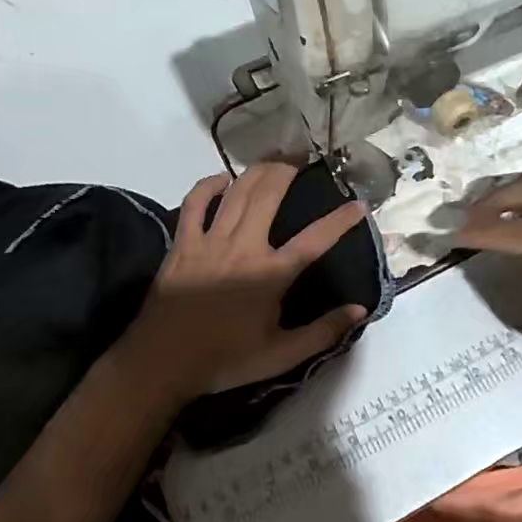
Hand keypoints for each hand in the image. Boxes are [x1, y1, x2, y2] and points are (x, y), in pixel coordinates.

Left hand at [115, 165, 368, 400]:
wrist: (161, 363)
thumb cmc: (226, 360)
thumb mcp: (282, 355)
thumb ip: (323, 331)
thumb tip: (360, 309)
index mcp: (271, 274)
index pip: (315, 239)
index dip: (340, 221)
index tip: (358, 205)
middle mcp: (244, 248)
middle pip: (269, 196)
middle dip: (289, 171)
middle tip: (303, 158)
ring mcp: (209, 241)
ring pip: (237, 193)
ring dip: (257, 171)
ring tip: (273, 159)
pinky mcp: (183, 244)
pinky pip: (195, 203)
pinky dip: (208, 186)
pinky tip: (222, 179)